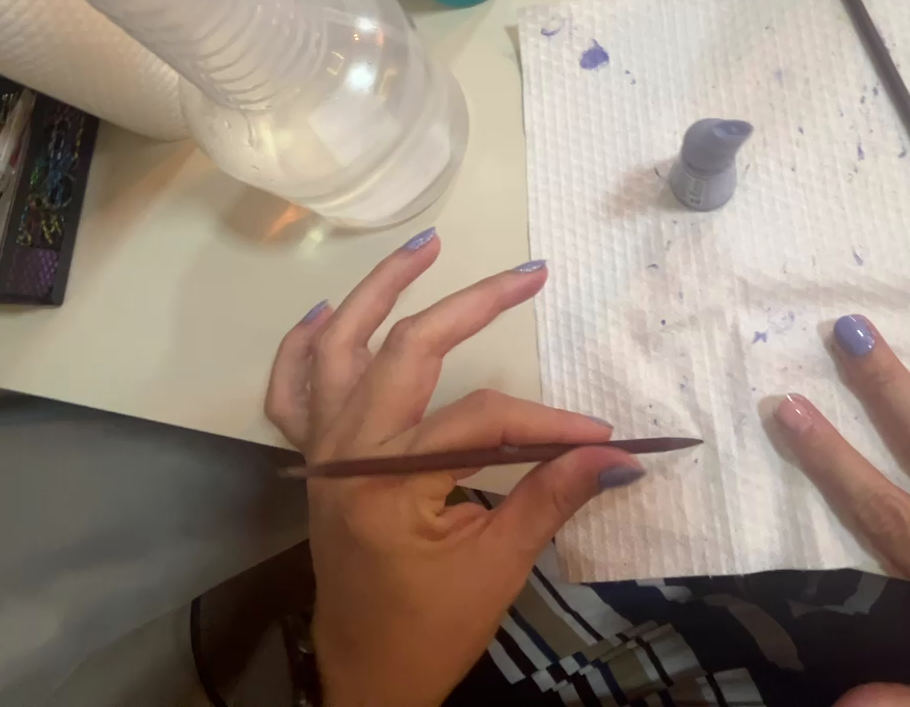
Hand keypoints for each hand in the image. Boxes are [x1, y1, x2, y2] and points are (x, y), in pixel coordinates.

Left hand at [265, 230, 643, 706]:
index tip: (599, 433)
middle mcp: (343, 448)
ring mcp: (320, 446)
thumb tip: (618, 454)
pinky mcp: (312, 454)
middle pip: (407, 350)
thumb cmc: (429, 628)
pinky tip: (330, 310)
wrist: (364, 676)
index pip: (481, 422)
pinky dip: (306, 344)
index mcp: (387, 481)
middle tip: (527, 272)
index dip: (545, 422)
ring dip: (379, 290)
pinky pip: (291, 387)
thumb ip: (553, 497)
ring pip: (338, 345)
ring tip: (426, 245)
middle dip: (472, 303)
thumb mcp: (497, 567)